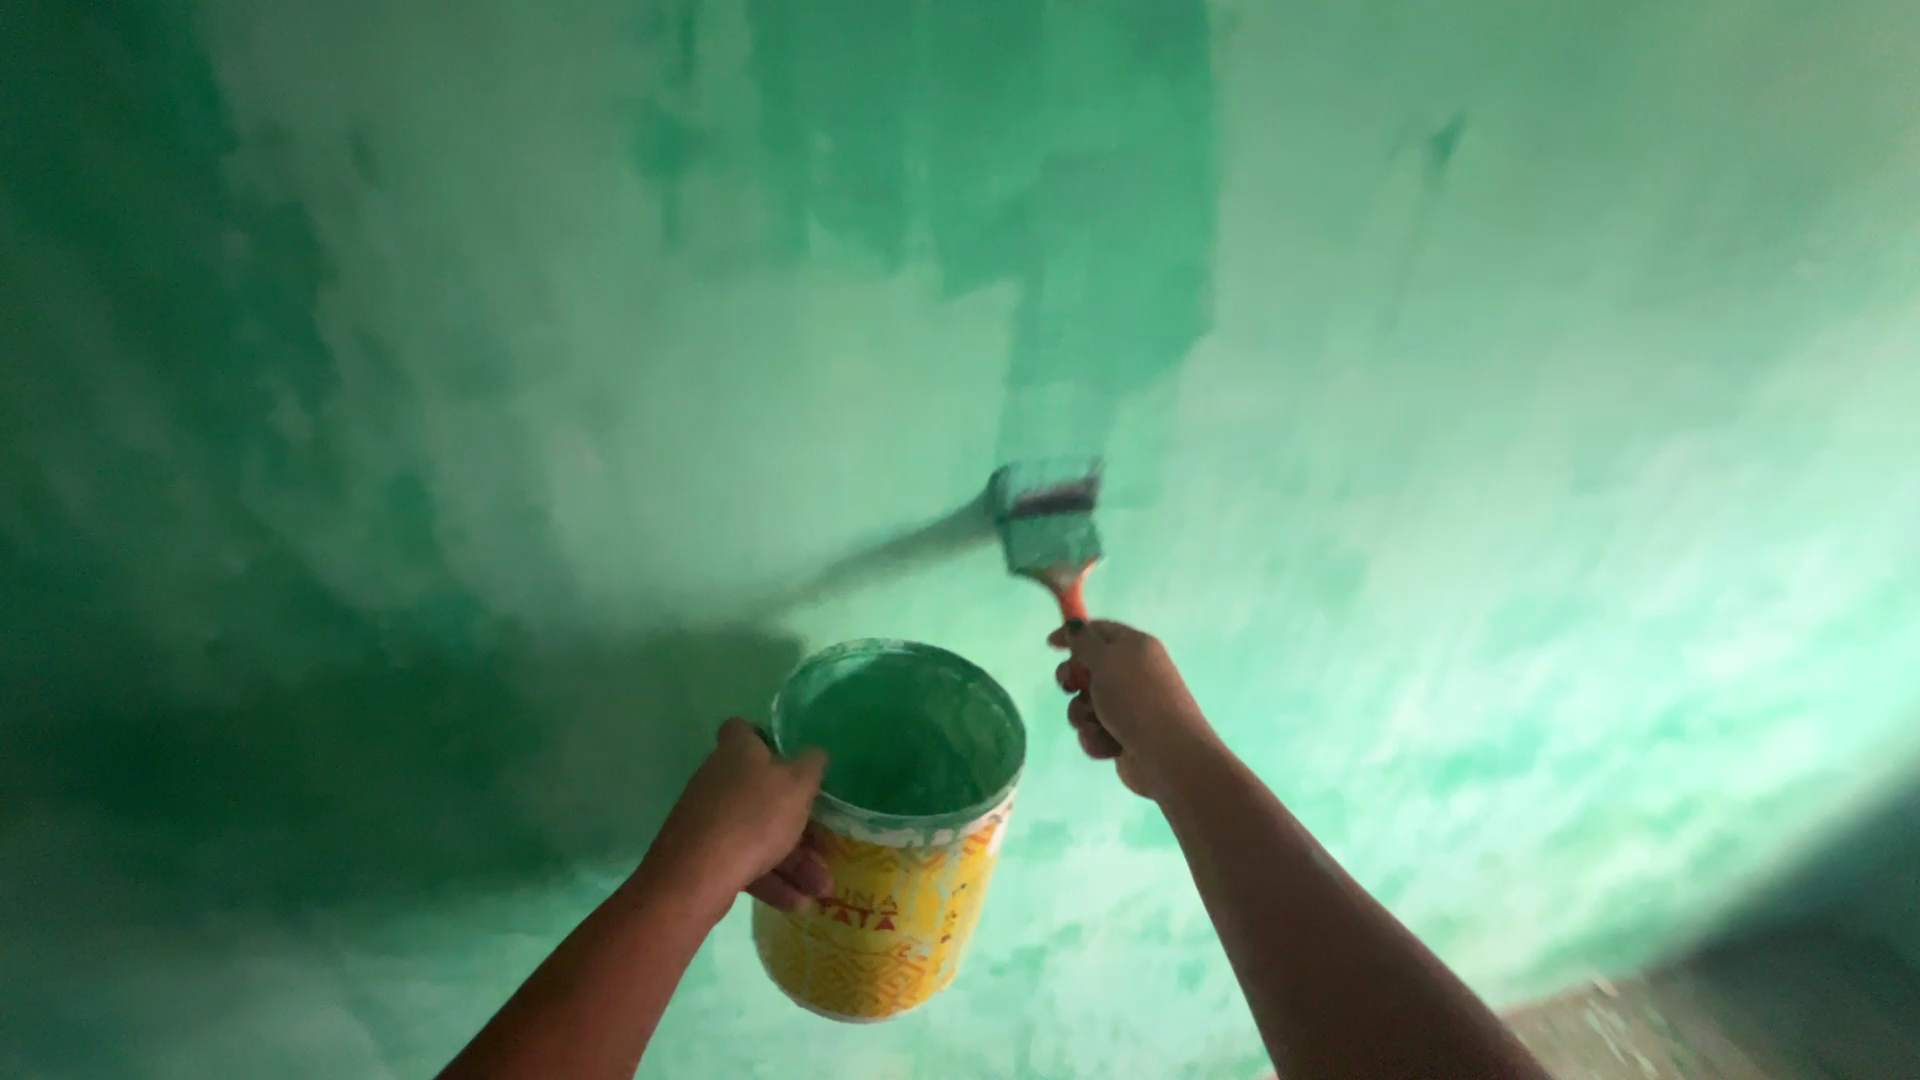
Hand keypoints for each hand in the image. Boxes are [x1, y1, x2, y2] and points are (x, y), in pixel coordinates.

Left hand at [641, 718, 831, 914]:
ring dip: (794, 860)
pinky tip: (799, 904)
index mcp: (737, 752)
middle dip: (797, 821)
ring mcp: (708, 820)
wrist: (696, 877)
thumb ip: (812, 765)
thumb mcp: (798, 784)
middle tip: (825, 843)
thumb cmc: (754, 816)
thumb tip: (814, 754)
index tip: (788, 757)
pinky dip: (772, 879)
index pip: (742, 729)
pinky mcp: (703, 857)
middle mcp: (718, 780)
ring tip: (822, 888)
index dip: (764, 737)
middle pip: (762, 792)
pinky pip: (745, 862)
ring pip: (759, 833)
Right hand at [1049, 619, 1213, 798]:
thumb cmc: (1136, 699)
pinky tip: (1107, 745)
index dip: (1074, 634)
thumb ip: (1084, 641)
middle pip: (1088, 668)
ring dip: (1082, 714)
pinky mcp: (1124, 735)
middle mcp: (1133, 673)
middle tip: (1069, 686)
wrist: (1169, 754)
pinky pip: (1094, 729)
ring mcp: (1129, 706)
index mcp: (1135, 647)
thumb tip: (1075, 625)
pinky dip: (1096, 737)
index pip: (1099, 630)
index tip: (1050, 645)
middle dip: (1073, 680)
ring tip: (1095, 724)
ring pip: (1085, 703)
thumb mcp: (1106, 661)